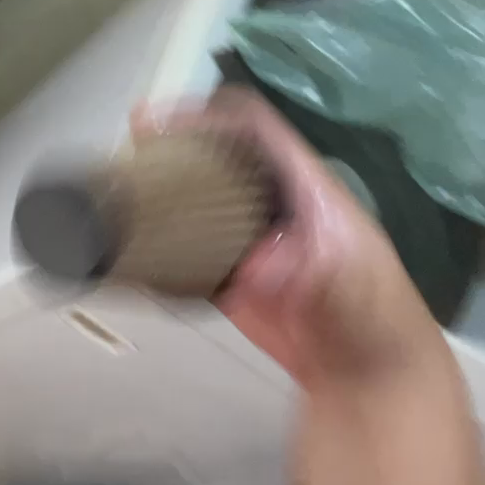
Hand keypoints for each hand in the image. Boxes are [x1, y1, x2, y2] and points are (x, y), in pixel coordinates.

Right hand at [134, 87, 447, 389]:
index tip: (159, 121)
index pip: (255, 133)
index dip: (208, 116)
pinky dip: (152, 248)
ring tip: (112, 189)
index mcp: (303, 188)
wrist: (364, 368)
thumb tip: (253, 260)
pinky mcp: (220, 278)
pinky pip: (179, 254)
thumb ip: (305, 264)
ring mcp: (241, 242)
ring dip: (155, 194)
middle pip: (214, 159)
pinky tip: (125, 246)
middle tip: (124, 150)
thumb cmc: (371, 316)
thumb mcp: (350, 281)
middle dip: (170, 147)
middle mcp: (266, 205)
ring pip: (191, 203)